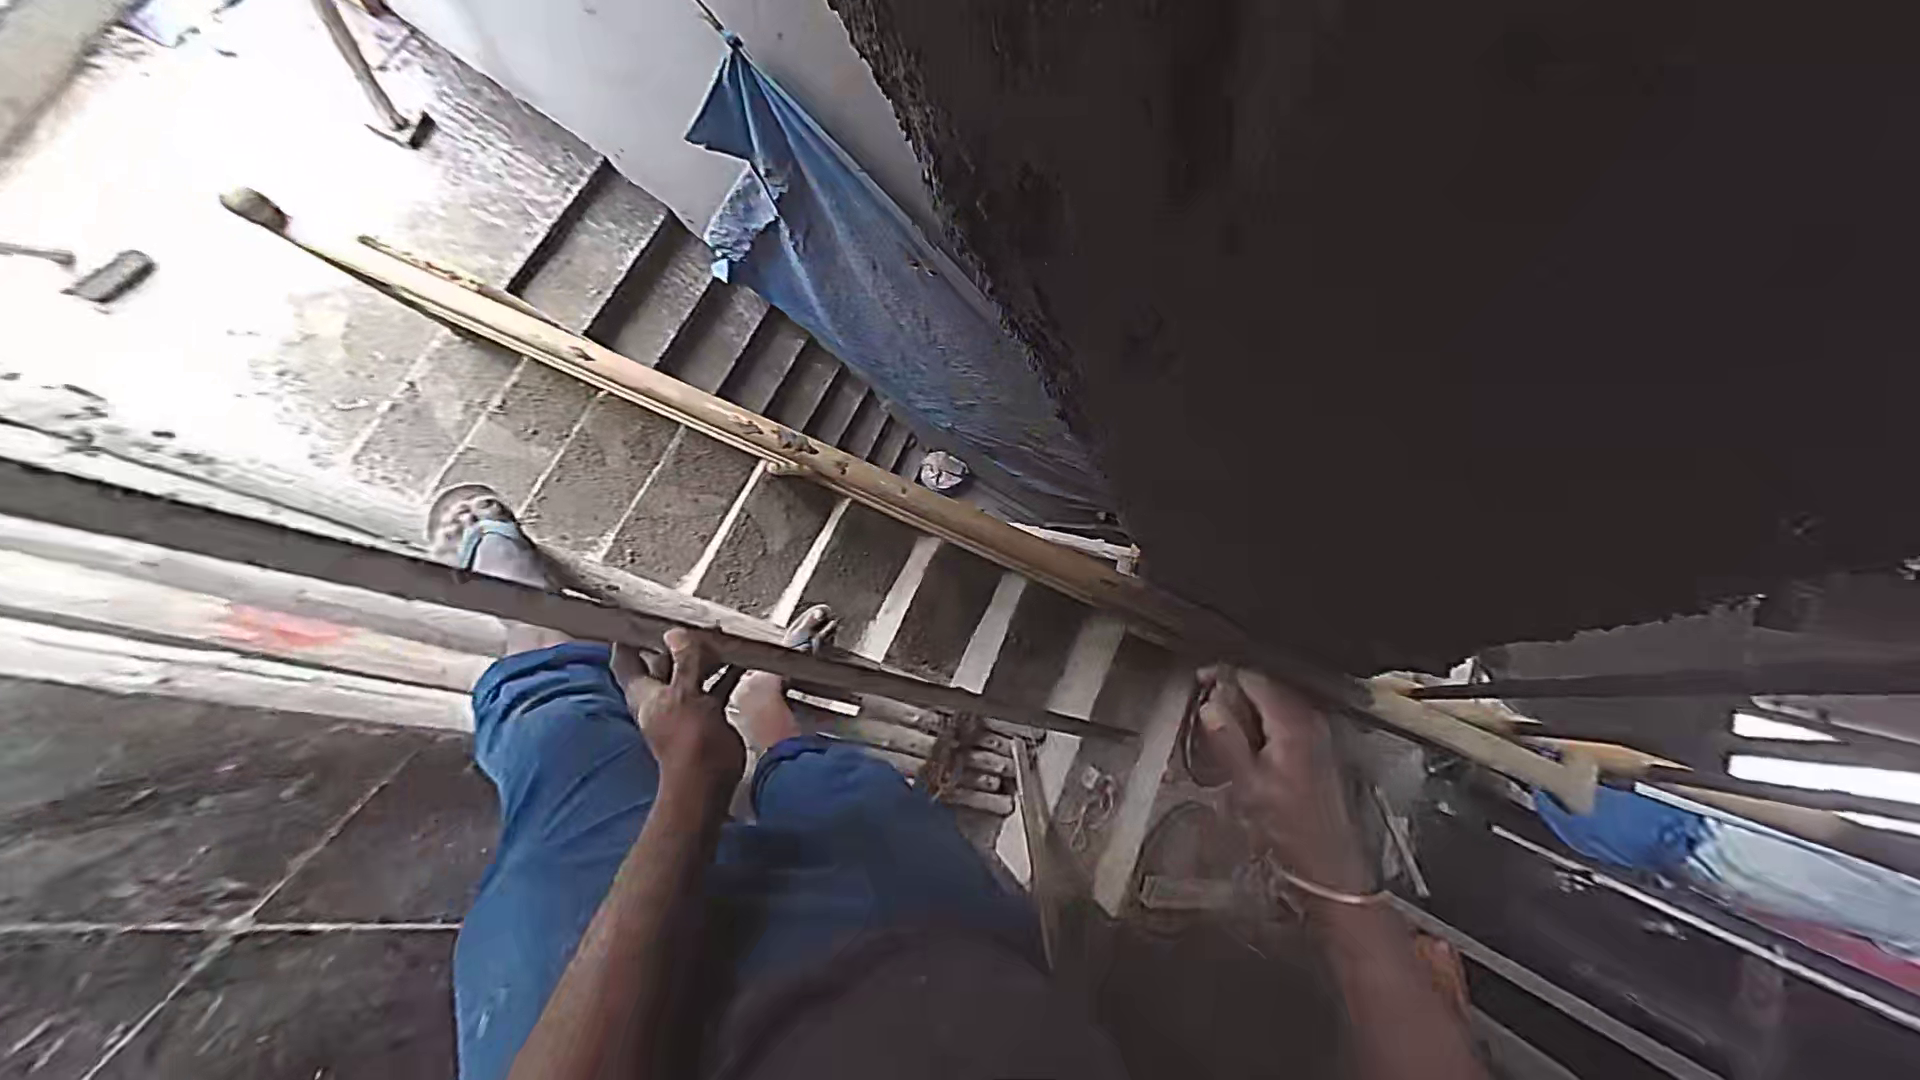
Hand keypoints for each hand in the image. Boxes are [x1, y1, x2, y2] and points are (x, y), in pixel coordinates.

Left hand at [630, 629, 744, 802]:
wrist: (708, 777)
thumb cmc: (688, 740)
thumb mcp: (684, 693)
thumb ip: (683, 662)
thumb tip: (676, 635)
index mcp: (645, 694)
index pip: (626, 662)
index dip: (627, 642)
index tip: (635, 622)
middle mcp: (662, 699)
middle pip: (664, 664)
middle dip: (677, 645)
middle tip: (692, 624)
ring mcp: (686, 706)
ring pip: (692, 673)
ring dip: (705, 657)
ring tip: (720, 638)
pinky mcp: (708, 714)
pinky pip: (716, 686)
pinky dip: (726, 674)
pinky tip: (739, 663)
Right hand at [1196, 666, 1370, 892]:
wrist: (1329, 865)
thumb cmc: (1288, 826)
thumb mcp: (1248, 784)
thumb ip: (1226, 739)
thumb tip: (1208, 704)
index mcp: (1292, 723)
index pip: (1253, 678)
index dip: (1222, 675)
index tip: (1197, 682)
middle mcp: (1310, 718)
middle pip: (1264, 684)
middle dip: (1232, 688)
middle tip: (1203, 703)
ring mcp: (1317, 729)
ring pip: (1273, 698)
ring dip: (1244, 703)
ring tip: (1218, 720)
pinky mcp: (1318, 742)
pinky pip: (1282, 713)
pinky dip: (1259, 716)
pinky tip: (1244, 736)